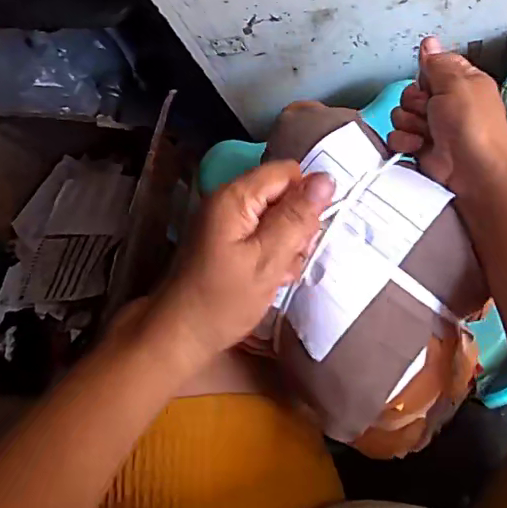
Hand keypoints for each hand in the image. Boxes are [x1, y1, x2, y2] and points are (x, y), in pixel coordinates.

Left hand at [145, 161, 334, 369]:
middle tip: (290, 259)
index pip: (287, 172)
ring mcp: (226, 221)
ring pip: (276, 216)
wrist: (180, 335)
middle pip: (282, 193)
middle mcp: (228, 200)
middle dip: (297, 225)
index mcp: (235, 196)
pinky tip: (271, 277)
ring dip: (288, 244)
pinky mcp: (227, 240)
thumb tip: (326, 179)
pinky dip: (273, 254)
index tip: (308, 233)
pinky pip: (263, 234)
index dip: (306, 198)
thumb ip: (297, 218)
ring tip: (279, 273)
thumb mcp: (268, 259)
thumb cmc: (222, 300)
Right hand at [389, 36, 506, 196]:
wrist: (473, 172)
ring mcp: (432, 127)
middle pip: (410, 91)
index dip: (427, 76)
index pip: (431, 68)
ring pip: (400, 114)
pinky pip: (397, 136)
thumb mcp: (457, 84)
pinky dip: (405, 142)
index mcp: (461, 83)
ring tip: (427, 133)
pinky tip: (419, 146)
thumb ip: (438, 62)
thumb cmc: (472, 126)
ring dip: (410, 124)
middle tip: (431, 112)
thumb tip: (429, 42)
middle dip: (415, 102)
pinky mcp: (419, 147)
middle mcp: (446, 103)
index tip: (433, 85)